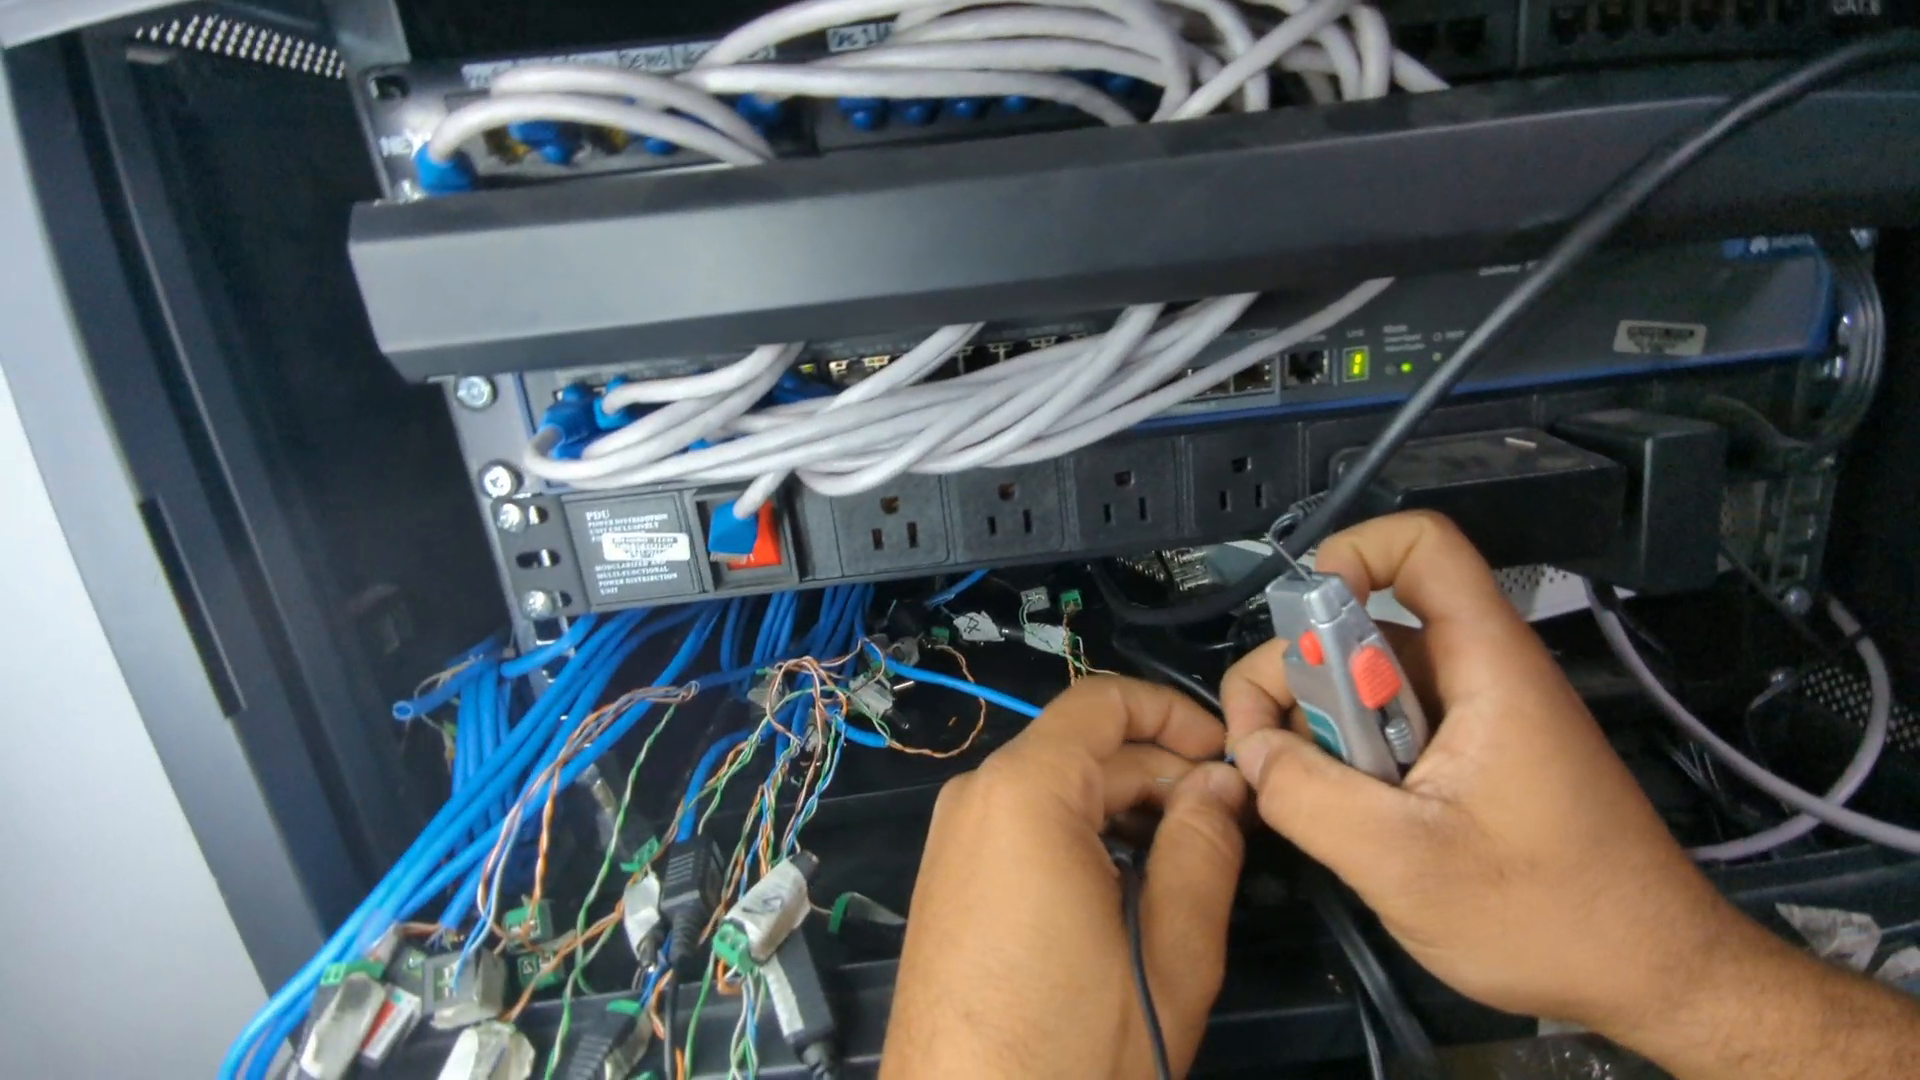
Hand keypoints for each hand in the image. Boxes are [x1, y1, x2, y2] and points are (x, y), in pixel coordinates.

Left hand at [884, 677, 1246, 1078]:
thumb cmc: (1073, 1051)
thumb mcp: (1169, 953)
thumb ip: (1203, 846)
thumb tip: (1221, 780)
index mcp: (1024, 790)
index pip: (1102, 701)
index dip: (1174, 713)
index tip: (1228, 756)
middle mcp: (977, 794)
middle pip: (1082, 749)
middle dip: (1159, 772)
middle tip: (1227, 824)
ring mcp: (955, 836)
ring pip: (1056, 788)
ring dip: (1126, 808)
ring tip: (1186, 860)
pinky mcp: (950, 876)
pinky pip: (1026, 825)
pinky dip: (1084, 834)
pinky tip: (1126, 887)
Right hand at [1221, 511, 1754, 1040]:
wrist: (1659, 987)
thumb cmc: (1551, 920)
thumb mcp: (1403, 863)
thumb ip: (1306, 795)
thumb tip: (1250, 748)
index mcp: (1484, 666)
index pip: (1421, 547)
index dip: (1351, 555)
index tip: (1299, 630)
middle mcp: (1471, 671)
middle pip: (1357, 622)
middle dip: (1292, 675)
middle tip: (1266, 754)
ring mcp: (1462, 714)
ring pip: (1354, 677)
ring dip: (1308, 725)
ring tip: (1300, 795)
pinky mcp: (1457, 752)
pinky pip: (1372, 722)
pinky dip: (1336, 754)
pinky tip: (1336, 810)